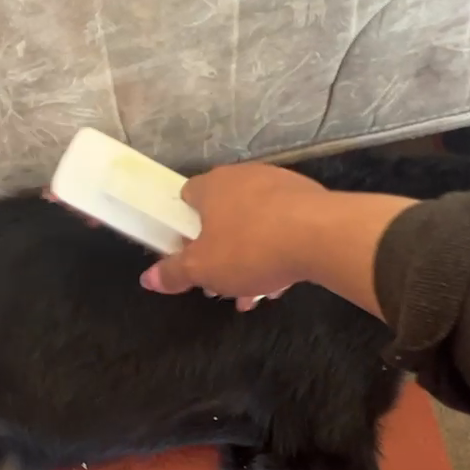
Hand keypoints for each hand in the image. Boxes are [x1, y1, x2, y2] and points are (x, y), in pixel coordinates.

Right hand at [142, 164, 330, 310]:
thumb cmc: (249, 248)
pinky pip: (282, 229)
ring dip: (248, 259)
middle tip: (218, 281)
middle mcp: (244, 177)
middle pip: (221, 215)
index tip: (186, 252)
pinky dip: (276, 253)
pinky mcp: (309, 201)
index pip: (186, 196)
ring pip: (253, 226)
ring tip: (251, 292)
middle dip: (218, 251)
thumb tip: (148, 278)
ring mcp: (279, 186)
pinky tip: (279, 282)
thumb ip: (173, 273)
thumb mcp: (202, 269)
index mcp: (212, 186)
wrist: (322, 236)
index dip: (182, 226)